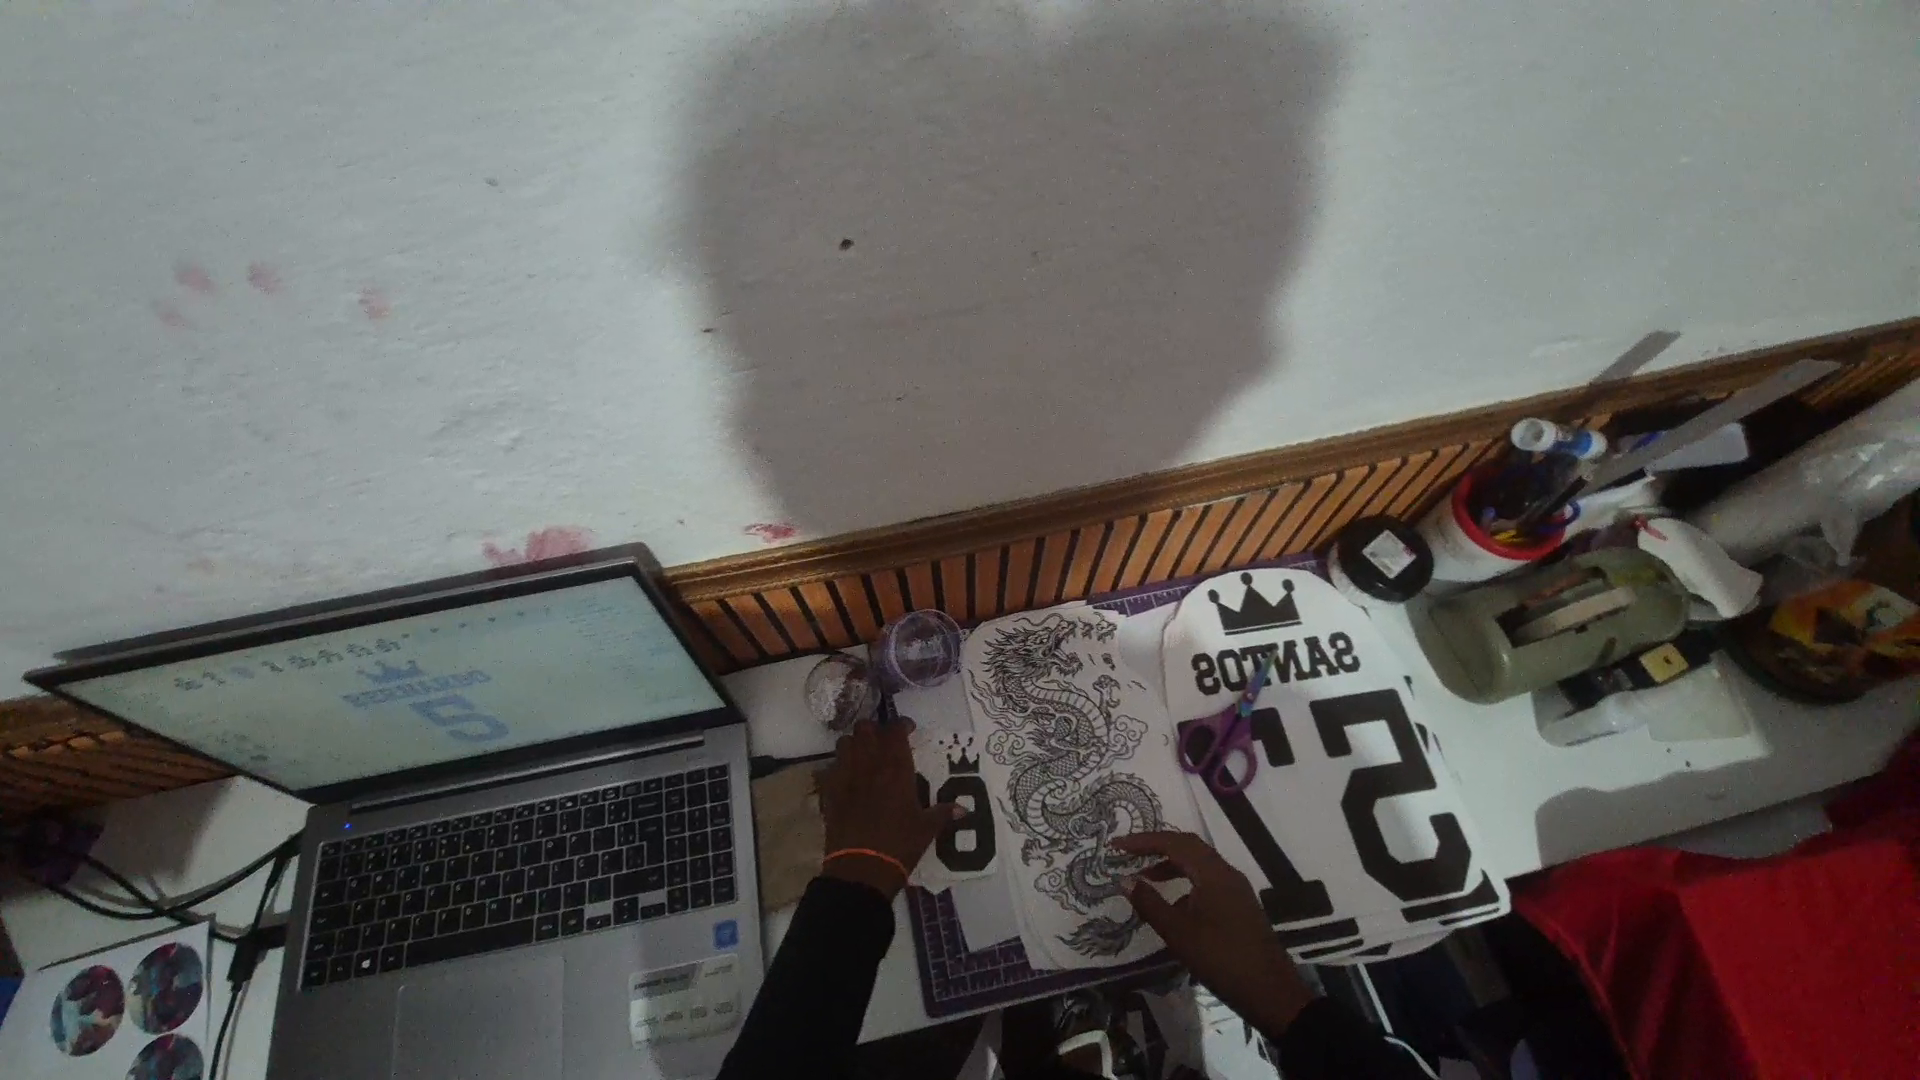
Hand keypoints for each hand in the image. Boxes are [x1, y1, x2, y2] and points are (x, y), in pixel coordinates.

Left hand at [817, 719, 958, 898]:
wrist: (861, 869)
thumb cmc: (899, 845)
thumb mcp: (926, 829)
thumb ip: (943, 813)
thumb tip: (963, 809)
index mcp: (896, 768)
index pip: (896, 730)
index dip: (902, 725)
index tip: (909, 730)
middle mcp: (869, 764)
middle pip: (865, 728)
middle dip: (874, 730)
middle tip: (884, 742)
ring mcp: (846, 775)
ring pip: (845, 741)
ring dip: (854, 744)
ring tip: (864, 756)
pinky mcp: (829, 791)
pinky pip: (830, 767)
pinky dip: (838, 767)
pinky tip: (847, 779)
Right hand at [1112, 831, 1313, 1035]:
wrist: (1273, 996)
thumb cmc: (1222, 960)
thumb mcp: (1178, 933)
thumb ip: (1149, 903)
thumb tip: (1125, 881)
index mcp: (1213, 873)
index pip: (1174, 842)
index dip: (1143, 841)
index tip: (1117, 845)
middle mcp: (1227, 873)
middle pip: (1188, 847)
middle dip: (1157, 847)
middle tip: (1130, 853)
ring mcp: (1237, 890)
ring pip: (1199, 865)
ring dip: (1172, 866)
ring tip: (1147, 879)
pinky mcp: (1241, 906)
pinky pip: (1208, 882)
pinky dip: (1187, 883)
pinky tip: (1175, 907)